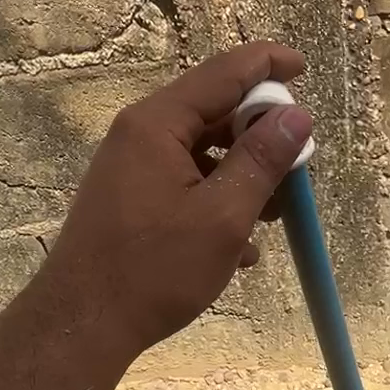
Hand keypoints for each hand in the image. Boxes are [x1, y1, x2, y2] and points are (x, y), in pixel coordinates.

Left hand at [43, 42, 313, 353]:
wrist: (86, 324)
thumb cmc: (156, 269)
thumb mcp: (223, 216)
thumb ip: (262, 162)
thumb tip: (297, 115)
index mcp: (158, 124)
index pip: (222, 73)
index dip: (267, 65)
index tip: (303, 66)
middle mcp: (141, 135)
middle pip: (213, 114)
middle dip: (261, 135)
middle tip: (298, 165)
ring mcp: (134, 170)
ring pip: (204, 156)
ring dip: (245, 178)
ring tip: (276, 215)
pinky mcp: (134, 202)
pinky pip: (187, 187)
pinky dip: (220, 205)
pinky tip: (242, 249)